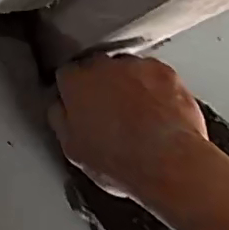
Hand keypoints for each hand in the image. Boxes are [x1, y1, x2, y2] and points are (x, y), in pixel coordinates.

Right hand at [47, 54, 215, 203]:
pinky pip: (154, 75)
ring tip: (139, 119)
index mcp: (76, 82)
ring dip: (130, 86)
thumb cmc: (122, 161)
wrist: (169, 163)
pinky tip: (159, 115)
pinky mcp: (163, 71)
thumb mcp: (73, 150)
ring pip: (127, 70)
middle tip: (111, 116)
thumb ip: (59, 119)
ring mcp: (135, 66)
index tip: (80, 106)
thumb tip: (59, 109)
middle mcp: (103, 66)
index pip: (66, 76)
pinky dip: (156, 89)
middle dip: (102, 87)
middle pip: (97, 68)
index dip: (73, 92)